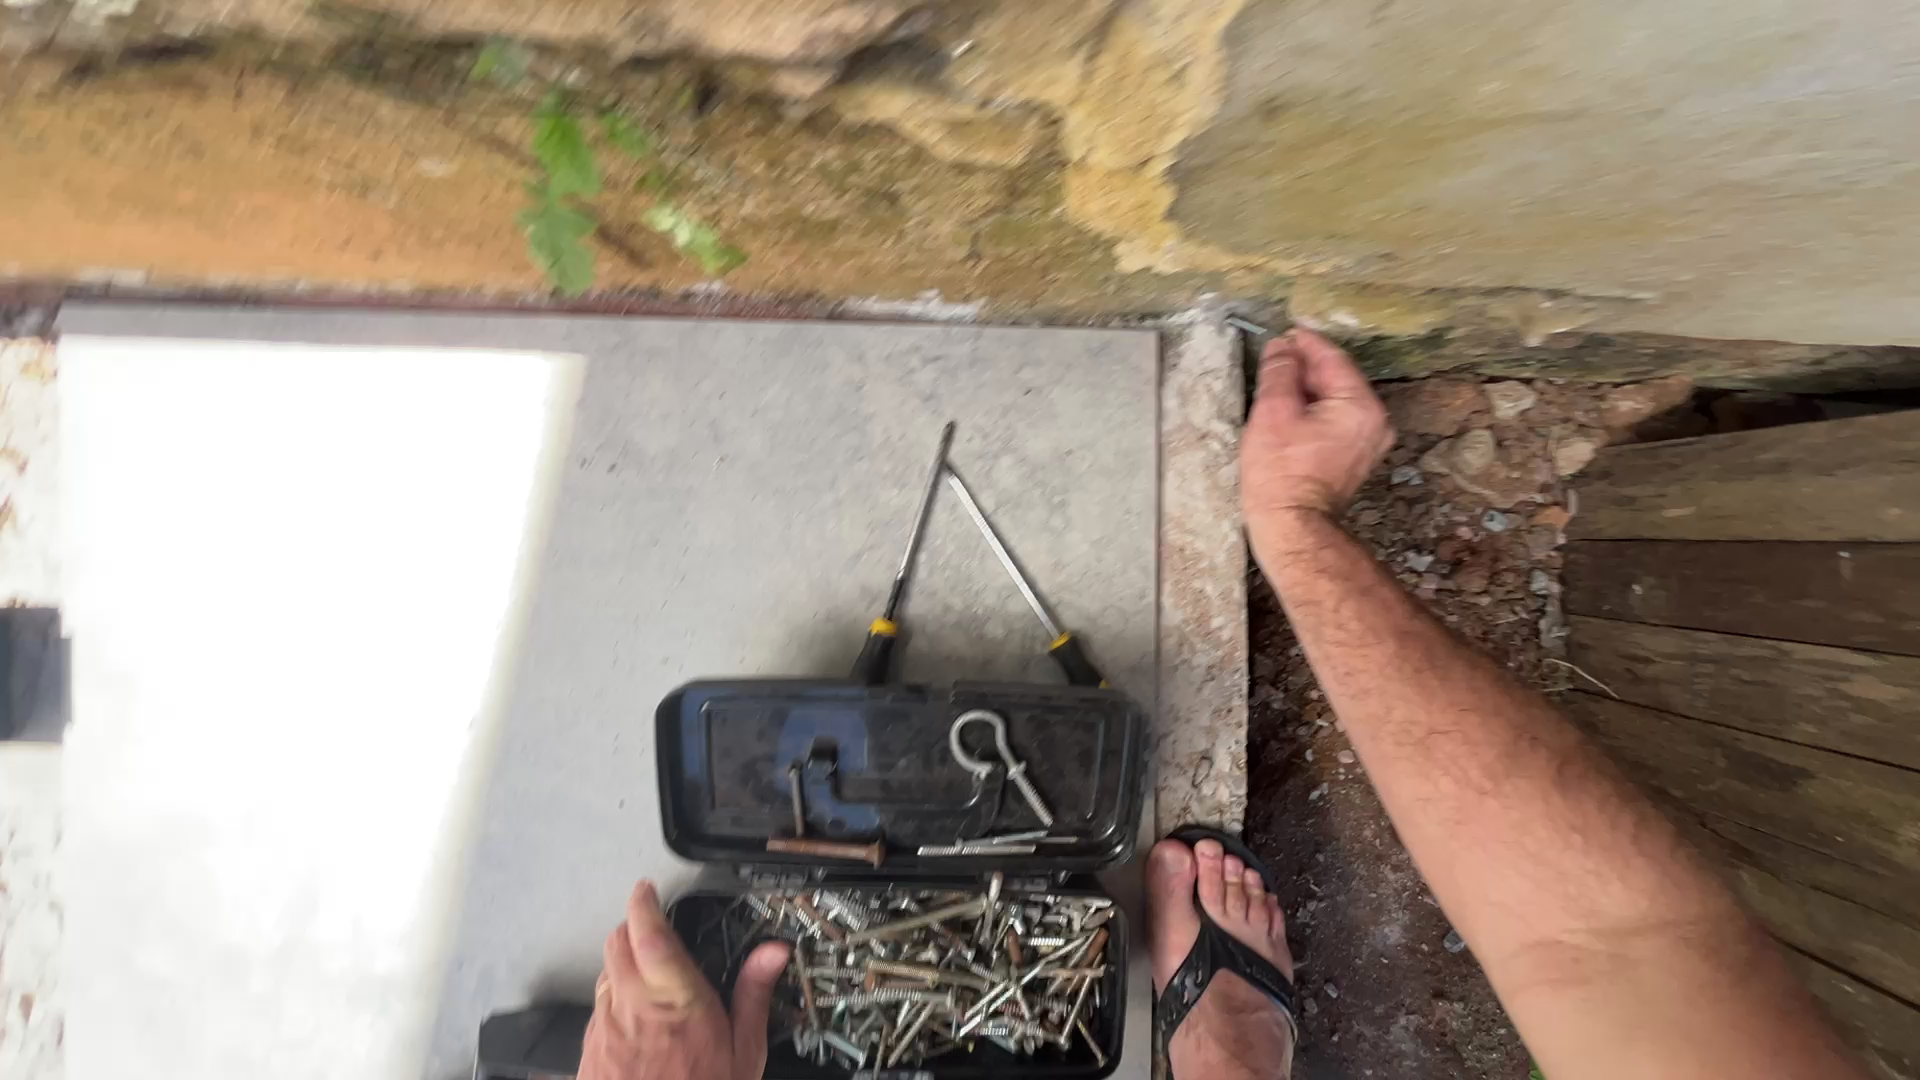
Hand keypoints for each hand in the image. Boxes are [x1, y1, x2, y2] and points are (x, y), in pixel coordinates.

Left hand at [580, 881, 790, 1079]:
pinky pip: (598, 1014)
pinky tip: (635, 1022)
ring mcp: (604, 1035)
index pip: (648, 935)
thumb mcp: (744, 1054)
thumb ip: (754, 994)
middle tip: (651, 925)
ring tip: (647, 975)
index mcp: (674, 999)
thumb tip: (774, 950)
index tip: (646, 889)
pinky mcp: (588, 1062)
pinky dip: (613, 1001)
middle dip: (632, 927)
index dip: (643, 904)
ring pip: (604, 978)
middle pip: (616, 946)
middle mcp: (630, 1008)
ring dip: (621, 964)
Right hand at [1241, 327, 1392, 545]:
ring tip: (1277, 385)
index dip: (1306, 343)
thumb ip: (1280, 372)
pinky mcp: (1355, 459)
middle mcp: (1375, 421)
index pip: (1333, 359)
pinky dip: (1314, 412)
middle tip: (1275, 359)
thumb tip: (1283, 347)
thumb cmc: (1279, 471)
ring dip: (1308, 390)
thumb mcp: (1272, 412)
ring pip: (1336, 401)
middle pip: (1337, 379)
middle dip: (1306, 367)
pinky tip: (1290, 414)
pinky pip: (1336, 422)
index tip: (1285, 332)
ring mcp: (1368, 443)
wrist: (1290, 524)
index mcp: (1360, 405)